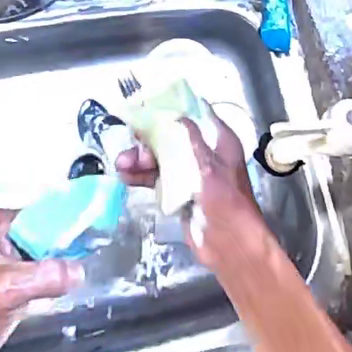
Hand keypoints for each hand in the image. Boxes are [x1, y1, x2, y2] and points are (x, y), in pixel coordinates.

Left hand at [0, 209, 82, 351]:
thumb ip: (46, 276)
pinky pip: (51, 265)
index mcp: (3, 224)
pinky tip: (78, 273)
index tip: (93, 224)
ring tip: (93, 253)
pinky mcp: (24, 274)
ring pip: (53, 247)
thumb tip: (79, 271)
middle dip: (71, 238)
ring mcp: (18, 254)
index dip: (68, 218)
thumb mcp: (10, 288)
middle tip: (97, 240)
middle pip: (52, 228)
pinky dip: (64, 270)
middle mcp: (11, 233)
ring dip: (69, 255)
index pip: (45, 212)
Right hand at [113, 115, 272, 270]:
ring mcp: (191, 174)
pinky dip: (144, 176)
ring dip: (142, 160)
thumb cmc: (227, 201)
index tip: (150, 106)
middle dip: (149, 140)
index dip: (174, 110)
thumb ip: (193, 141)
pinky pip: (159, 179)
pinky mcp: (180, 192)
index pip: (197, 116)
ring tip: (121, 164)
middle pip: (173, 138)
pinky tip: (126, 177)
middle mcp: (205, 154)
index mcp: (220, 142)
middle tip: (131, 141)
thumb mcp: (210, 166)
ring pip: (162, 159)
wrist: (230, 245)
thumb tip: (179, 117)